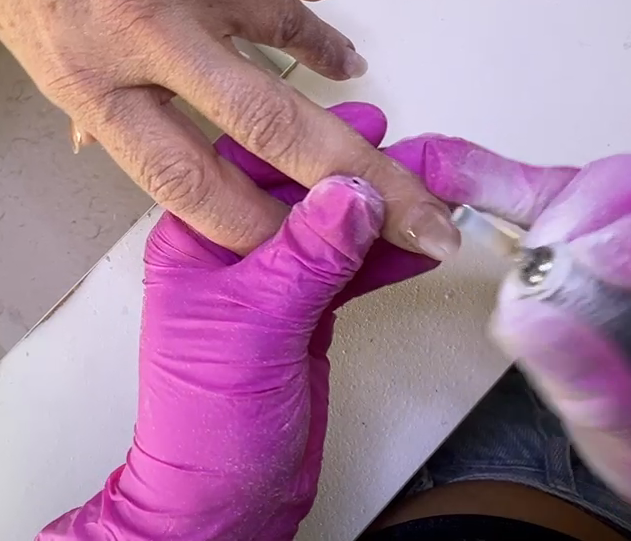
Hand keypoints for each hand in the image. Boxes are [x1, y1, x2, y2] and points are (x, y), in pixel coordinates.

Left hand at [0, 0, 454, 260]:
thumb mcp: (33, 52)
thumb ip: (106, 105)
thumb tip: (162, 152)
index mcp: (92, 84)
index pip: (193, 186)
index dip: (262, 231)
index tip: (311, 249)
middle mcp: (150, 32)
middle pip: (276, 127)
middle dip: (365, 187)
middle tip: (427, 220)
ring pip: (293, 27)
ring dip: (330, 60)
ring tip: (350, 71)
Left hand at [43, 104, 440, 540]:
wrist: (225, 503)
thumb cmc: (207, 420)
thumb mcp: (256, 323)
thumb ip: (306, 254)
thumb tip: (353, 187)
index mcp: (196, 235)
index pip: (253, 166)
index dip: (308, 141)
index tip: (364, 126)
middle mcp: (233, 248)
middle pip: (303, 192)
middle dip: (358, 173)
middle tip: (413, 155)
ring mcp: (273, 277)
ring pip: (335, 228)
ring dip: (384, 213)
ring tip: (433, 189)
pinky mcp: (306, 308)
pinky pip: (352, 267)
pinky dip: (387, 254)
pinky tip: (419, 239)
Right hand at [392, 138, 630, 539]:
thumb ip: (606, 393)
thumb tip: (527, 318)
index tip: (602, 267)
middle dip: (579, 223)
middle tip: (540, 277)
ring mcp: (625, 223)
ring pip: (576, 182)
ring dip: (527, 212)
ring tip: (504, 265)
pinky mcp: (569, 229)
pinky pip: (522, 192)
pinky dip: (480, 185)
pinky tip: (437, 176)